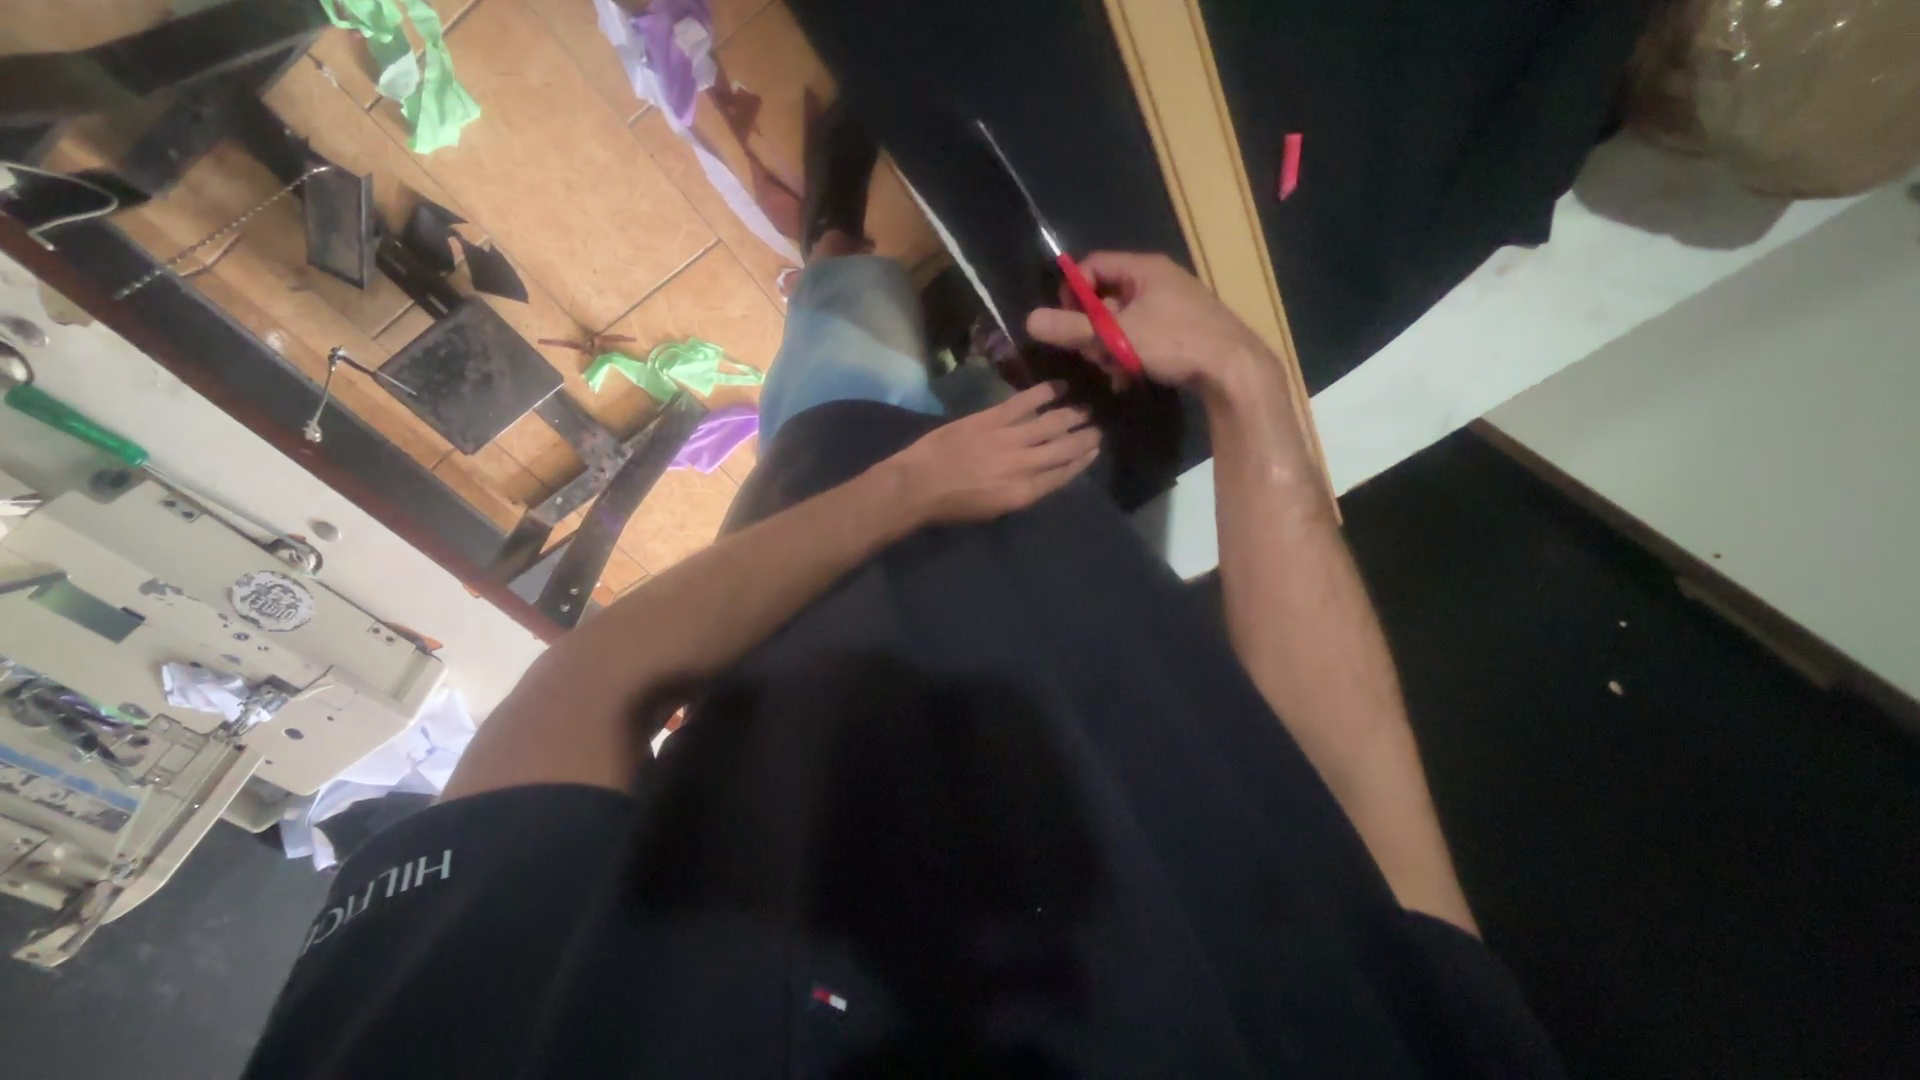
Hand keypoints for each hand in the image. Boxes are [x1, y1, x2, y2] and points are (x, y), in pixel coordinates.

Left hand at [877, 382, 1100, 525]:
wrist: (919, 485)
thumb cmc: (952, 506)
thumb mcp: (993, 510)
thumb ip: (1021, 492)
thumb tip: (1039, 476)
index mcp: (1025, 492)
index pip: (1064, 474)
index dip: (1083, 460)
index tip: (1095, 450)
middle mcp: (1025, 465)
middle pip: (1065, 448)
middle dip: (1086, 437)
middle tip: (1098, 428)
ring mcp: (1010, 438)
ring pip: (1052, 423)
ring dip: (1072, 414)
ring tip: (1085, 409)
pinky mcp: (993, 418)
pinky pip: (1025, 402)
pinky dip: (1045, 392)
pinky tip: (1059, 386)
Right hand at [1025, 252, 1271, 393]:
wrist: (1233, 368)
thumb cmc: (1174, 342)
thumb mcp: (1117, 337)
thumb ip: (1073, 329)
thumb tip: (1029, 320)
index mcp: (1144, 269)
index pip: (1093, 265)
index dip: (1073, 291)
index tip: (1067, 321)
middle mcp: (1159, 279)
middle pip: (1107, 295)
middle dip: (1092, 327)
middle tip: (1091, 352)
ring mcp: (1173, 304)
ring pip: (1124, 320)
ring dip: (1110, 346)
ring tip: (1112, 370)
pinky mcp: (1182, 328)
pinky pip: (1143, 334)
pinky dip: (1130, 353)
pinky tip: (1128, 377)